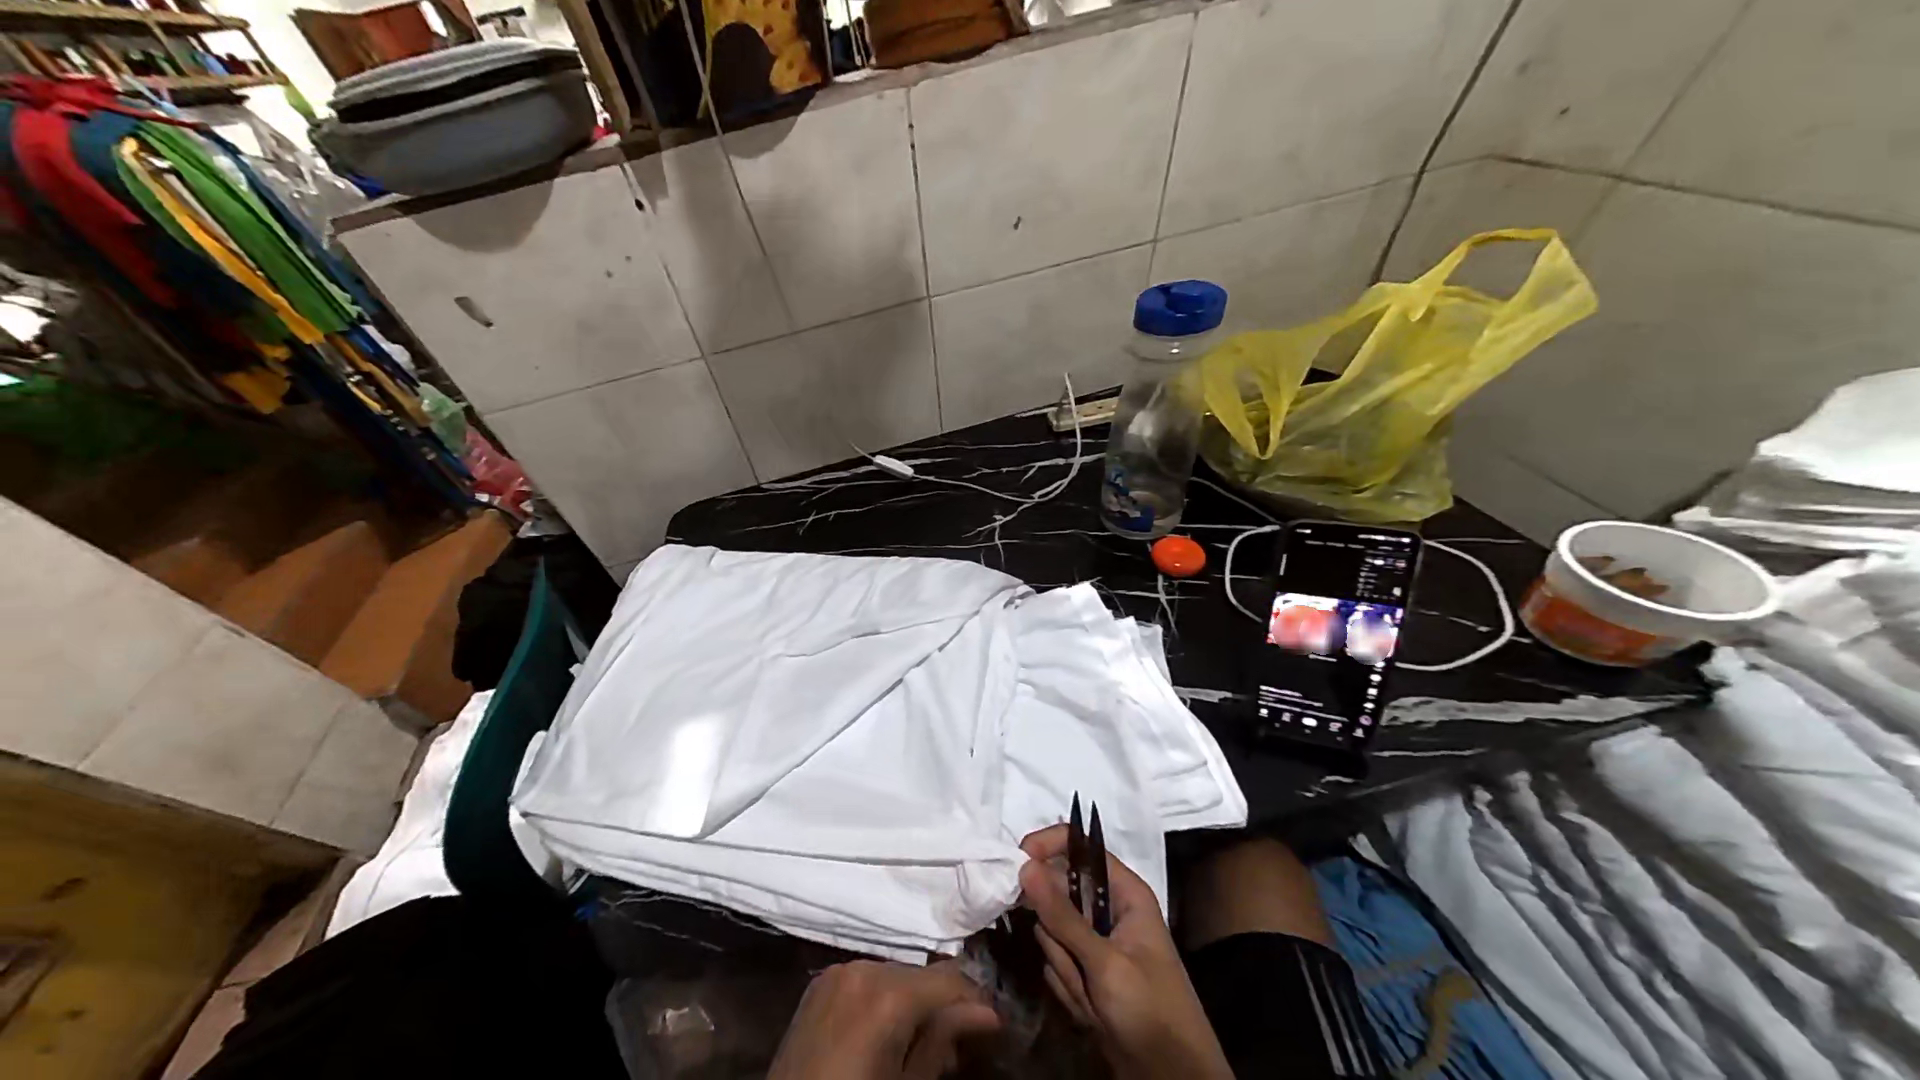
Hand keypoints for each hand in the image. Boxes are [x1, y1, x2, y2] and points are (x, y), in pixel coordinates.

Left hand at [769, 959, 1001, 1079]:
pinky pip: (867, 979)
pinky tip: (887, 1029)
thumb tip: (987, 1013)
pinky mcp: (820, 982)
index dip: (975, 1001)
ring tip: (923, 1039)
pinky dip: (883, 998)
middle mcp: (864, 967)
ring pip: (895, 975)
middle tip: (959, 1044)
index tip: (994, 1024)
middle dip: (943, 1004)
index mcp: (887, 993)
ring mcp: (838, 971)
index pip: (949, 979)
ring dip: (913, 1000)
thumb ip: (943, 1042)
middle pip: (921, 976)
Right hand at [1019, 825, 1231, 1079]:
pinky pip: (1056, 962)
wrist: (1170, 1078)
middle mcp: (1109, 908)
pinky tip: (1091, 1009)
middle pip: (1058, 892)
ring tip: (1093, 995)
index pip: (1079, 847)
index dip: (1047, 846)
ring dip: (1066, 966)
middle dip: (1058, 933)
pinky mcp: (1086, 969)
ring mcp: (1095, 940)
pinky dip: (1068, 986)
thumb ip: (1062, 915)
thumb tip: (1025, 865)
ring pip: (1052, 932)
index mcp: (1125, 892)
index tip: (1017, 863)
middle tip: (1079, 966)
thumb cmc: (1150, 1010)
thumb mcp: (1105, 963)